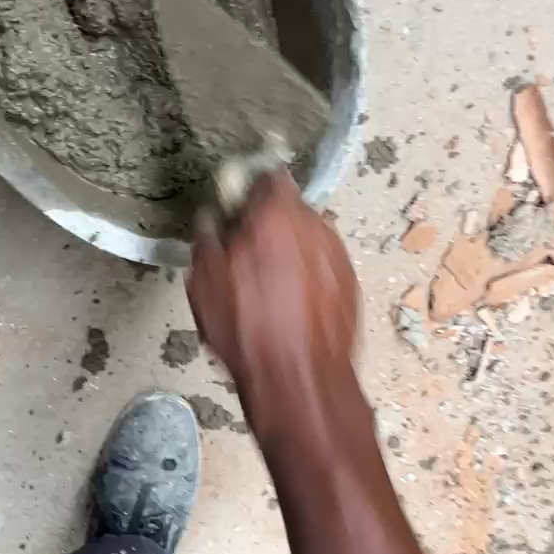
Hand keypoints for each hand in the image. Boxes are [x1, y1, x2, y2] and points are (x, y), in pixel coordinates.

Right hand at [189, 170, 359, 408]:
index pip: (266, 175)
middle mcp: (315, 225)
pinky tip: (286, 304)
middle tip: (242, 251)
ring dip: (286, 250)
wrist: (297, 379)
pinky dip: (304, 276)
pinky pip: (320, 267)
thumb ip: (208, 237)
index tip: (233, 205)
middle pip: (288, 208)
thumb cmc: (247, 329)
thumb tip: (213, 222)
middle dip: (266, 223)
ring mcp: (337, 255)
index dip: (246, 187)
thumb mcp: (204, 282)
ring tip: (264, 284)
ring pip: (306, 238)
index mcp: (277, 214)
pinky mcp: (350, 284)